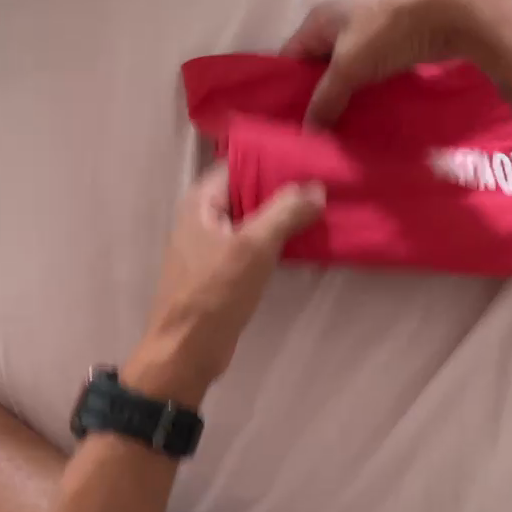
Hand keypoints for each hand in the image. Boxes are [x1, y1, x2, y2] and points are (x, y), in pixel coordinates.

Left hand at [124, 165, 324, 404]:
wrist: (187, 351)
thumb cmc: (214, 292)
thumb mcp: (253, 247)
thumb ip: (285, 213)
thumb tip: (316, 189)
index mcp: (200, 203)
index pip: (238, 166)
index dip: (270, 161)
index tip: (308, 160)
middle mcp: (202, 219)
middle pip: (247, 193)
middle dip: (282, 191)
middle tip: (324, 185)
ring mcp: (211, 248)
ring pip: (252, 223)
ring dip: (282, 220)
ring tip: (322, 212)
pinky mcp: (223, 274)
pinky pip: (253, 248)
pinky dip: (275, 244)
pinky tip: (304, 245)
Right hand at [283, 0, 511, 126]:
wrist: (447, 12)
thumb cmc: (387, 32)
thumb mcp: (348, 67)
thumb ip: (325, 99)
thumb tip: (308, 132)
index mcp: (318, 18)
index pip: (290, 58)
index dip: (285, 90)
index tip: (284, 124)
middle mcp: (338, 22)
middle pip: (317, 67)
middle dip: (316, 98)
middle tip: (311, 135)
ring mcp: (366, 33)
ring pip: (345, 73)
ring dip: (343, 99)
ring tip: (336, 133)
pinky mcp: (391, 45)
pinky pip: (369, 75)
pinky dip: (366, 94)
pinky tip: (365, 119)